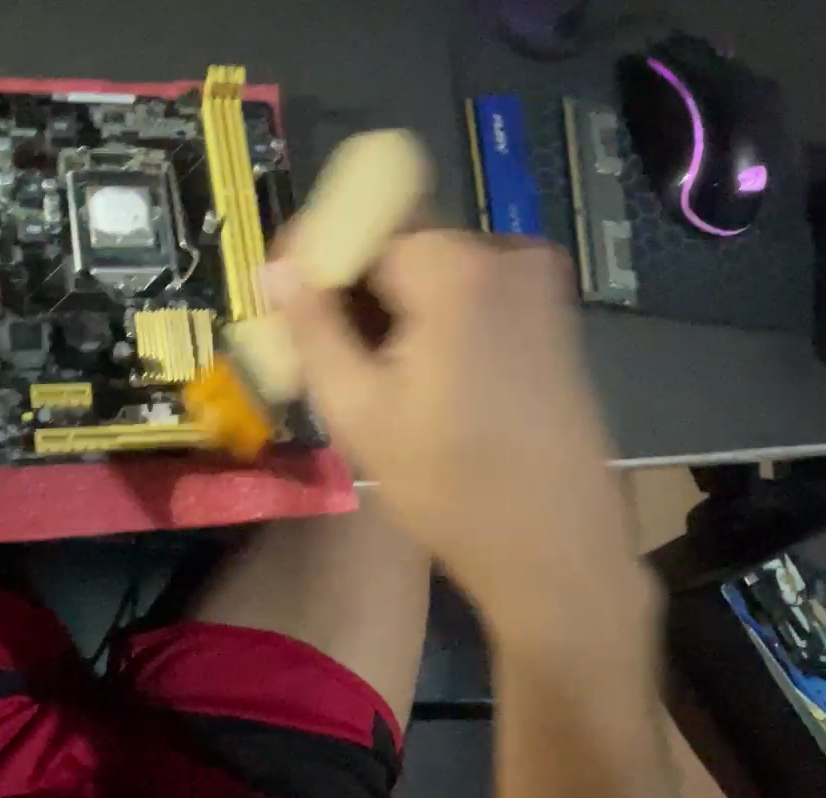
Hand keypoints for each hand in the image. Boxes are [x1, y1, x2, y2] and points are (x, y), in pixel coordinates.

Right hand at [268, 231, 645, 639]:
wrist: (550, 543)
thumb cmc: (445, 484)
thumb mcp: (357, 409)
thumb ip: (312, 330)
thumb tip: (275, 269)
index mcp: (456, 270)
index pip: (362, 226)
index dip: (313, 257)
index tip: (279, 295)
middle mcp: (507, 256)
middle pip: (401, 247)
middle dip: (351, 289)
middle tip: (314, 347)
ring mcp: (538, 285)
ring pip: (434, 274)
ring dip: (387, 309)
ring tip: (359, 371)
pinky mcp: (551, 318)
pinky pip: (469, 296)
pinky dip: (429, 321)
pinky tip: (411, 376)